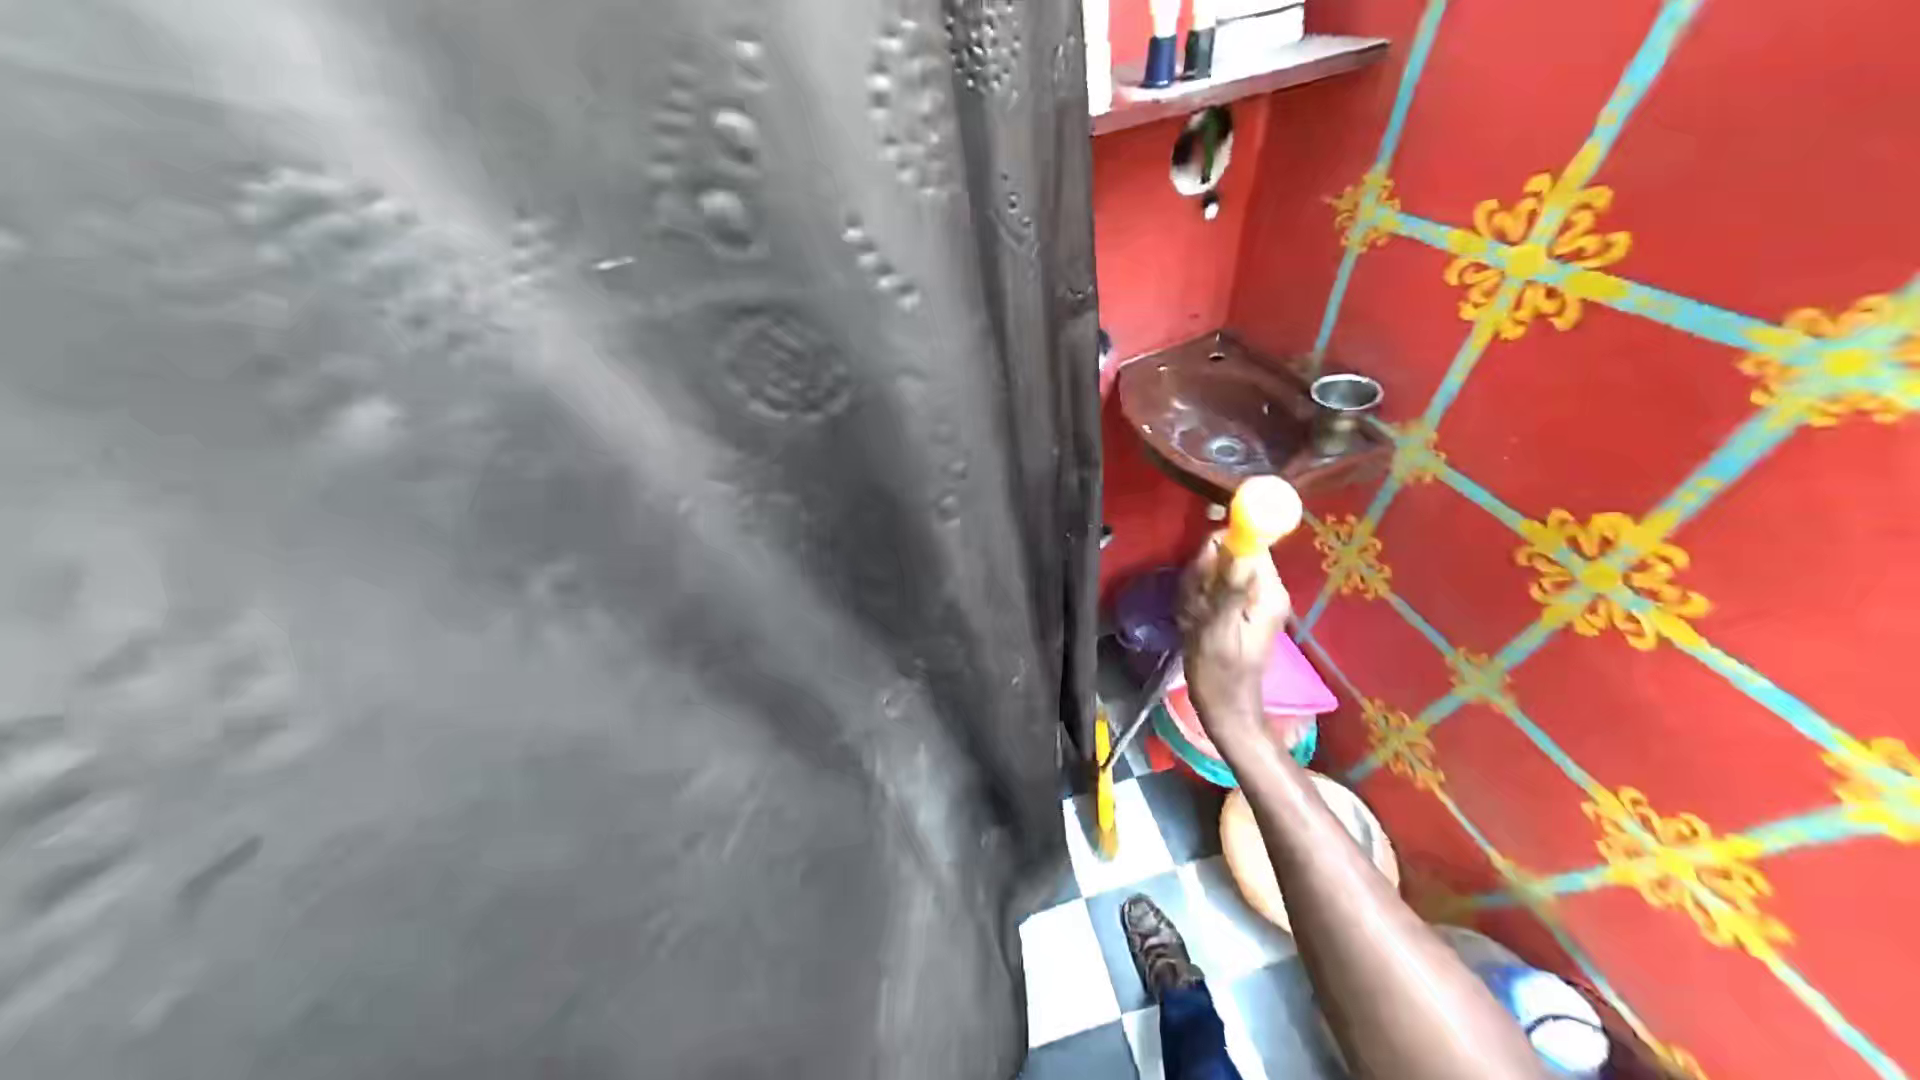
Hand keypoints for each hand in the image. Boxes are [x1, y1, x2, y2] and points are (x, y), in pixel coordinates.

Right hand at [1177, 531, 1290, 754]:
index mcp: (1268, 591)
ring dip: (1197, 587)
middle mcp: (1265, 588)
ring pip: (1217, 570)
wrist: (1224, 706)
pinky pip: (1214, 586)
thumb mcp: (1220, 630)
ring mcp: (1252, 597)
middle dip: (1205, 571)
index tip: (1202, 563)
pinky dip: (1197, 598)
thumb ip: (1229, 587)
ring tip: (1193, 615)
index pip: (1251, 544)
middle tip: (1195, 602)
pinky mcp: (1238, 606)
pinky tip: (1193, 619)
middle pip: (1231, 554)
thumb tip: (1235, 546)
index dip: (1223, 543)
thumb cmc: (1220, 672)